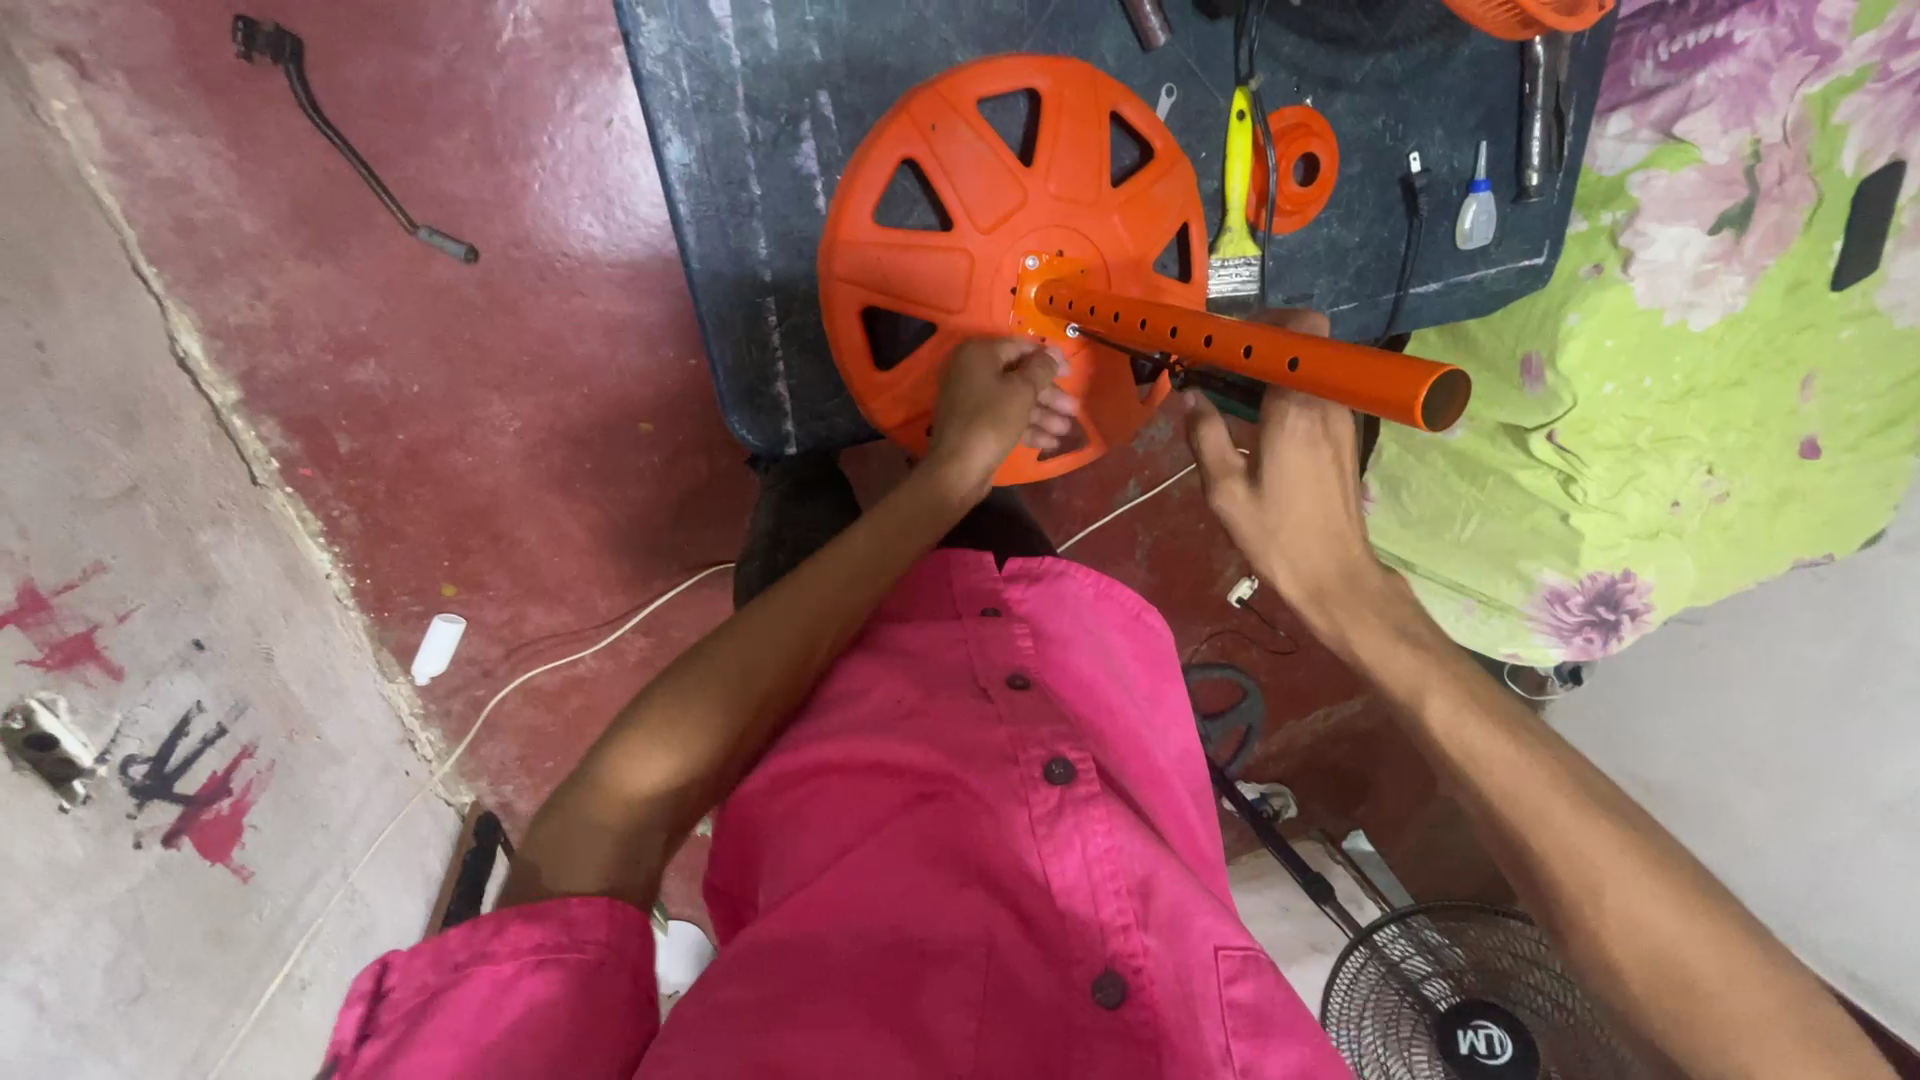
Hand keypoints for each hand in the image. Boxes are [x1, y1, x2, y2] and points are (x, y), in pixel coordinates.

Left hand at [924, 337, 1078, 500]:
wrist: (957, 470)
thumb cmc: (991, 421)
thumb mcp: (1022, 391)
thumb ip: (1041, 368)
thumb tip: (1053, 352)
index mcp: (979, 354)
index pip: (1020, 347)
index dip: (1048, 359)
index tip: (1071, 372)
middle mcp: (972, 372)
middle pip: (1019, 377)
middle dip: (1049, 395)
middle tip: (1073, 408)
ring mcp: (973, 401)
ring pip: (1015, 401)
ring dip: (1043, 414)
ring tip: (1066, 429)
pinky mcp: (976, 426)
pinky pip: (1006, 419)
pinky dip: (1027, 428)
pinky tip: (1051, 442)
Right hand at [1183, 309, 1391, 637]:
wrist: (1334, 574)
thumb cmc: (1274, 535)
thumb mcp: (1224, 489)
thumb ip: (1205, 435)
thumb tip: (1190, 396)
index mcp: (1296, 408)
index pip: (1300, 330)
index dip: (1265, 323)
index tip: (1223, 341)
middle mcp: (1327, 402)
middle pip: (1306, 344)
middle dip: (1263, 344)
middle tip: (1222, 363)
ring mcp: (1342, 419)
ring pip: (1310, 369)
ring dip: (1273, 370)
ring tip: (1232, 392)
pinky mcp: (1344, 437)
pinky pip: (1315, 393)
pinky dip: (1286, 392)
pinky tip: (1257, 420)